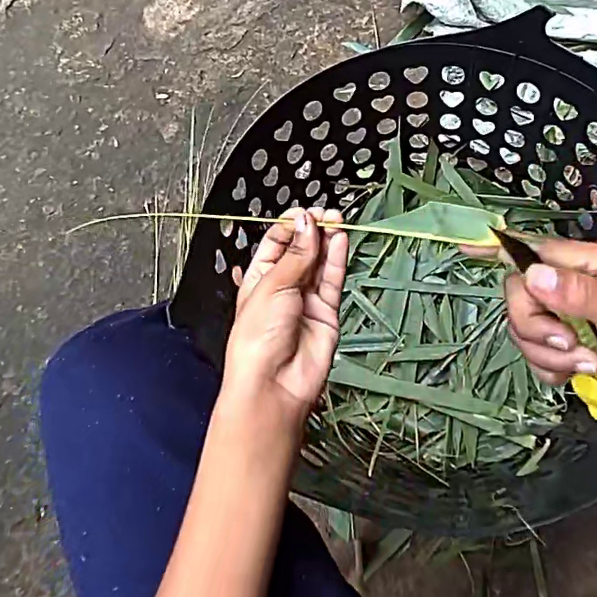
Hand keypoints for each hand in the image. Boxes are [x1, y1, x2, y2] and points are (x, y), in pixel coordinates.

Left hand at [221, 207, 348, 433]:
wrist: (273, 383)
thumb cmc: (256, 341)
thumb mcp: (272, 286)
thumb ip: (296, 254)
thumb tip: (306, 224)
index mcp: (258, 279)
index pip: (276, 242)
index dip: (291, 226)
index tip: (304, 213)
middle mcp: (283, 288)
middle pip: (301, 250)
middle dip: (312, 230)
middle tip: (325, 214)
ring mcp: (305, 301)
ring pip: (320, 263)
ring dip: (327, 241)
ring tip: (336, 220)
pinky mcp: (326, 313)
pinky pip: (333, 281)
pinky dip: (338, 260)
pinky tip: (340, 240)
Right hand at [502, 237, 596, 424]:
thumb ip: (586, 297)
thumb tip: (534, 275)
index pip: (542, 253)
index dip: (506, 251)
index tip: (468, 248)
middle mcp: (582, 285)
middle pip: (523, 293)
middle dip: (537, 325)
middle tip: (570, 344)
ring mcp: (573, 317)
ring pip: (525, 327)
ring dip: (548, 353)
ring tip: (588, 363)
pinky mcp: (568, 347)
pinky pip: (534, 353)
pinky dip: (550, 368)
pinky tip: (580, 374)